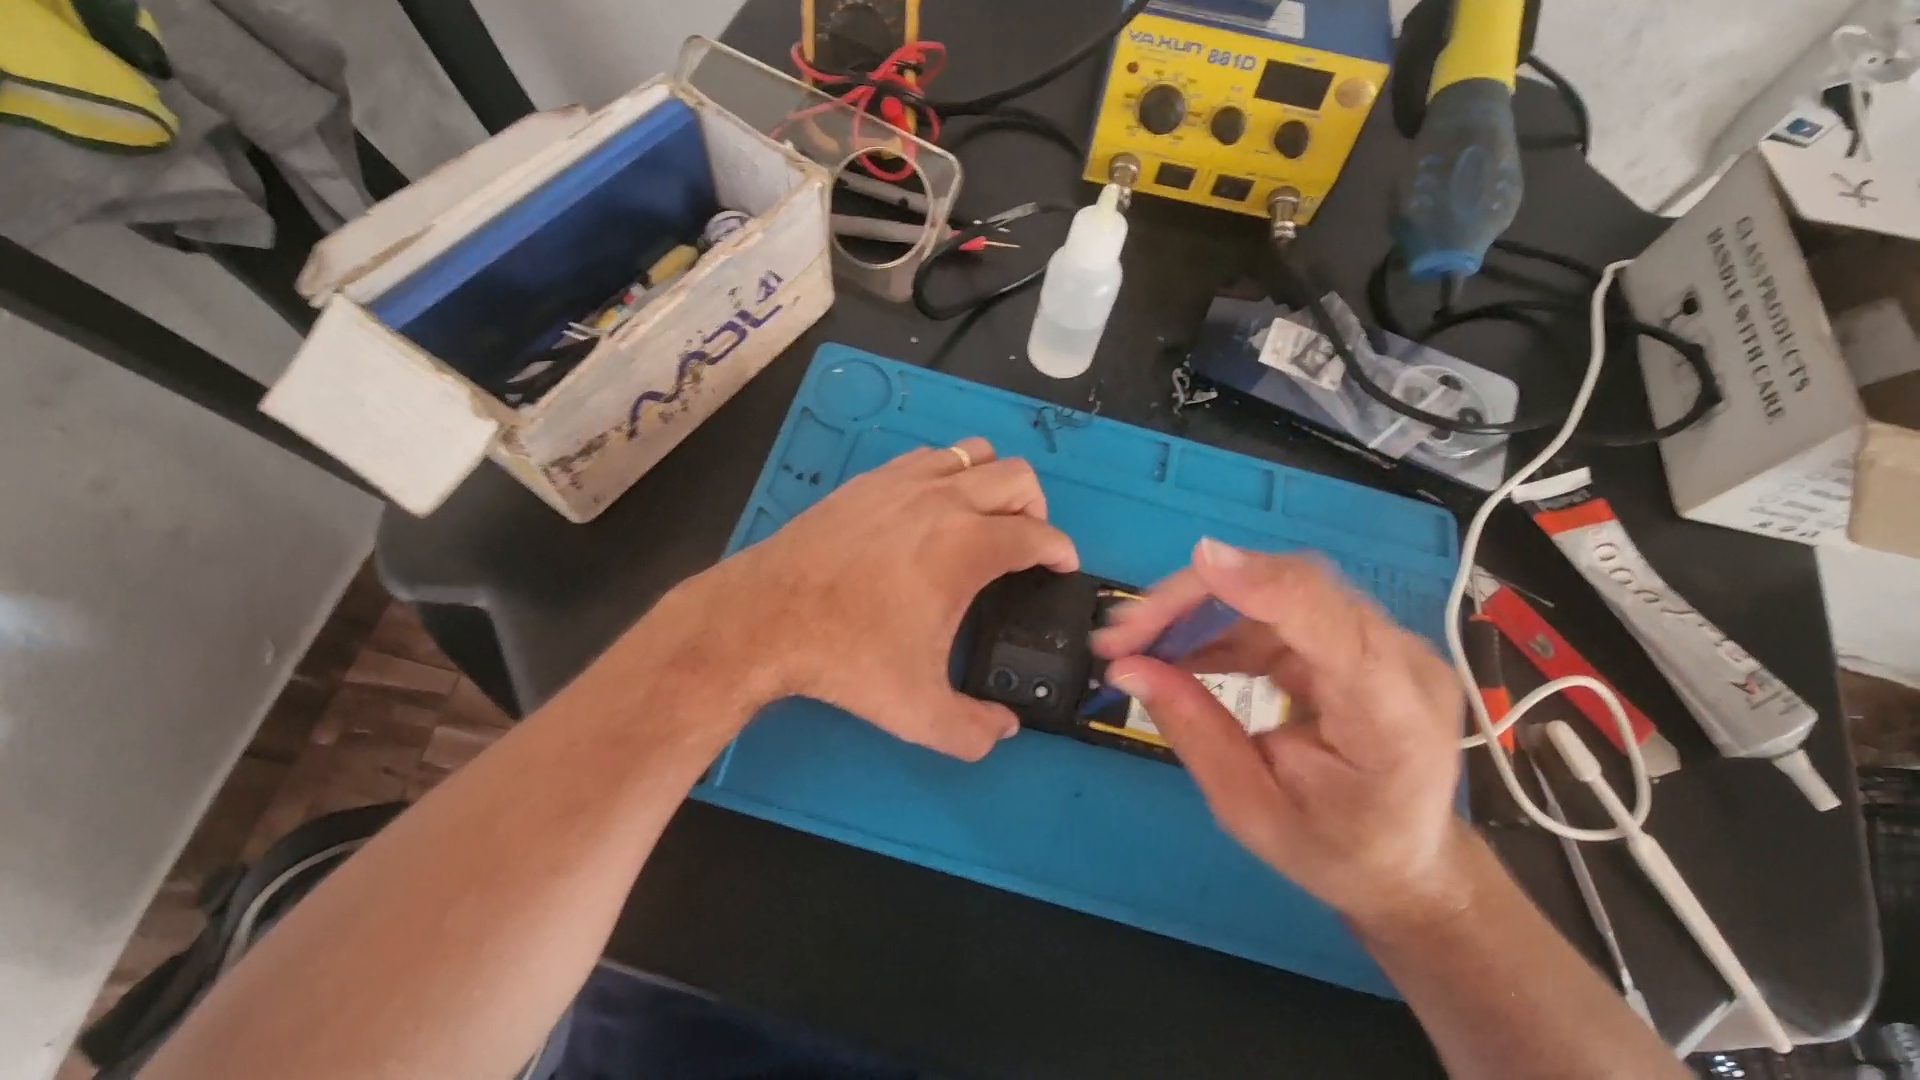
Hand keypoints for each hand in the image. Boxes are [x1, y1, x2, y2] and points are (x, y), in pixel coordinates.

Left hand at [657, 438, 1077, 760]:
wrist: (765, 619)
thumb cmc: (845, 659)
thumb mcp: (918, 711)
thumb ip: (973, 730)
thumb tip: (1004, 731)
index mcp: (968, 548)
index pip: (1039, 534)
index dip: (1061, 551)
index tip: (1061, 567)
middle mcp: (943, 502)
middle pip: (1017, 477)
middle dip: (1036, 508)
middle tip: (1028, 544)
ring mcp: (902, 483)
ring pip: (972, 454)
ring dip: (992, 481)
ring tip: (985, 519)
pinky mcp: (867, 481)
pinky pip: (927, 457)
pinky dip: (947, 475)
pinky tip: (930, 510)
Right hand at [1091, 539, 1470, 930]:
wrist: (1406, 862)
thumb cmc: (1336, 850)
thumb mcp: (1251, 809)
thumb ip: (1195, 731)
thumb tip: (1128, 667)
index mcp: (1389, 717)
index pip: (1331, 624)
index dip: (1263, 584)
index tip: (1198, 560)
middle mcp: (1400, 662)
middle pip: (1297, 590)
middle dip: (1199, 597)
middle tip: (1122, 632)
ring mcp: (1384, 643)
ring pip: (1280, 591)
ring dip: (1199, 608)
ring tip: (1135, 640)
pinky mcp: (1357, 639)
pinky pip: (1281, 610)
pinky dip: (1221, 623)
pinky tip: (1179, 649)